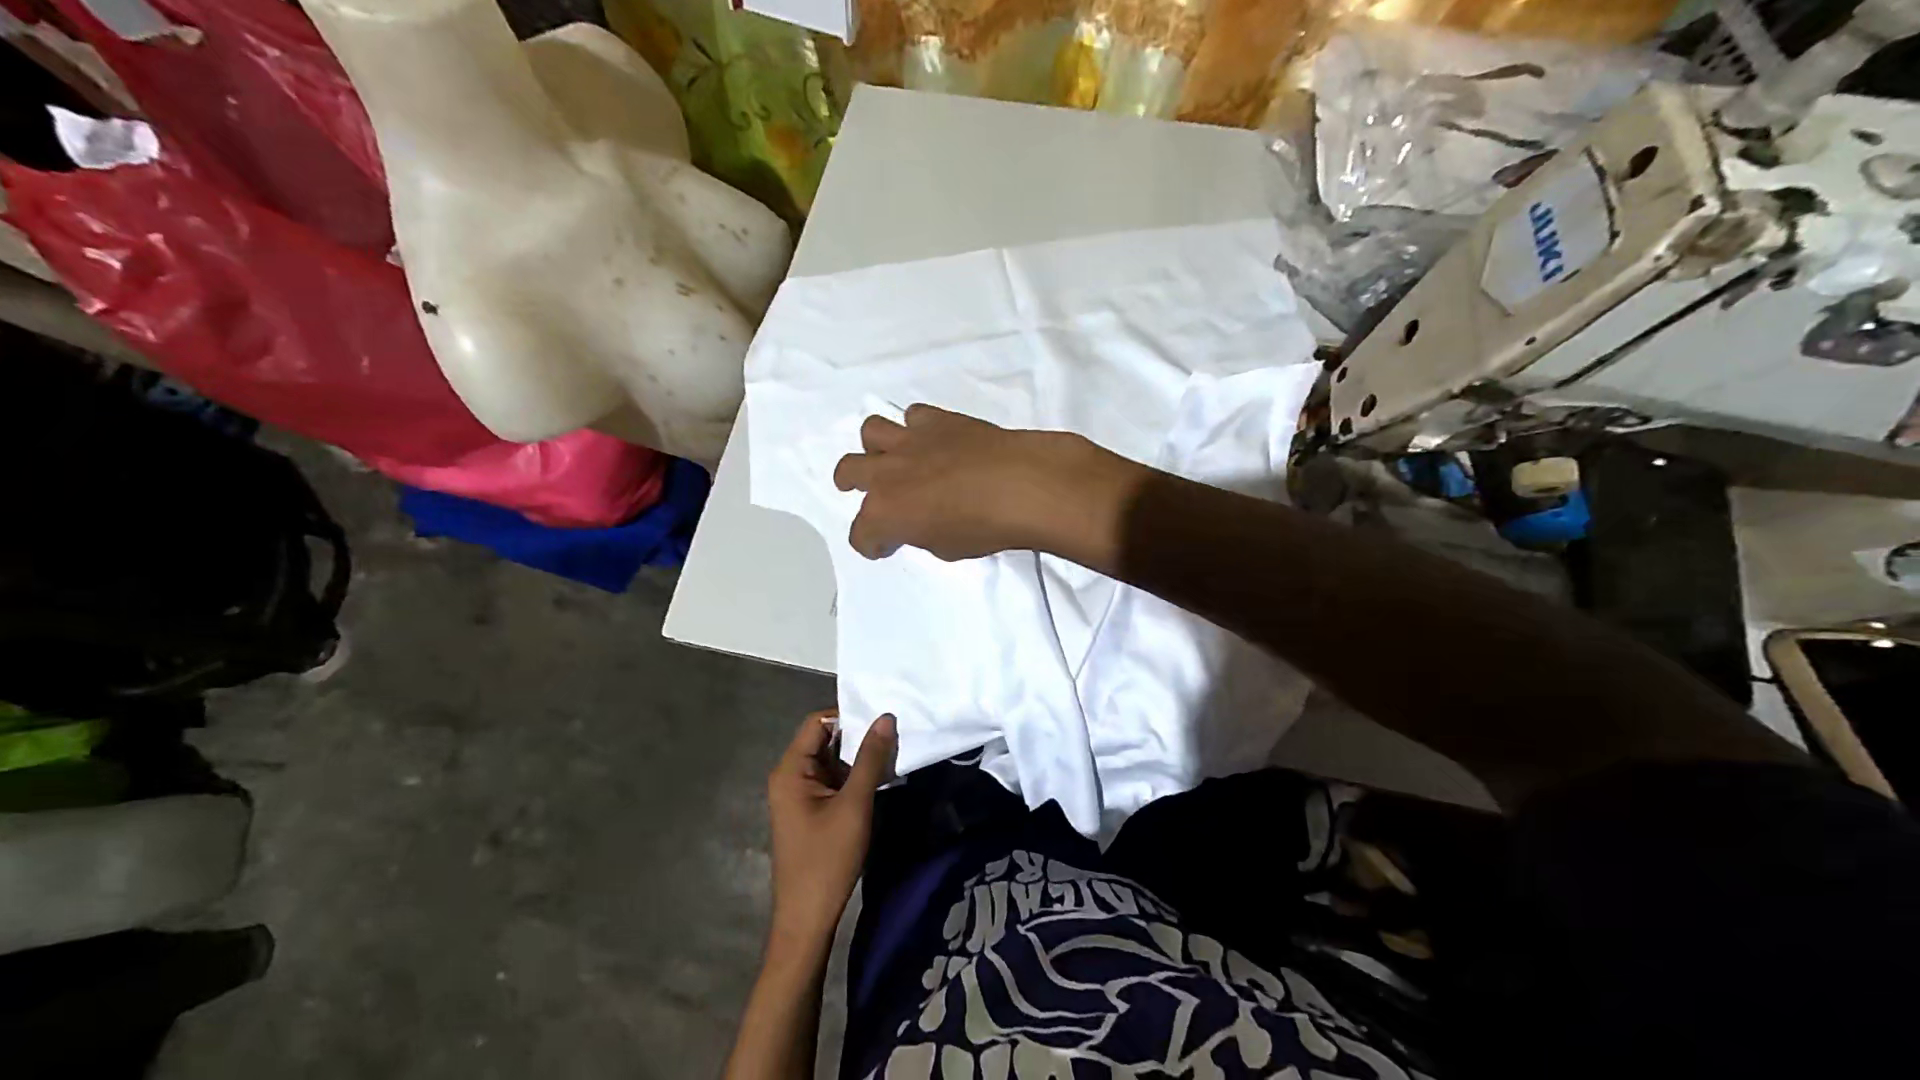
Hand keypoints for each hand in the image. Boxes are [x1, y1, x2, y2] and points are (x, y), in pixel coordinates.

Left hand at [765, 710, 895, 949]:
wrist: (808, 918)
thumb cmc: (828, 859)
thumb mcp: (855, 805)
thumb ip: (870, 759)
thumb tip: (885, 718)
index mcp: (791, 769)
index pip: (817, 723)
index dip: (849, 716)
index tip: (883, 720)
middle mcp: (790, 776)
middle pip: (825, 740)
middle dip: (858, 737)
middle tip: (895, 734)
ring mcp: (799, 795)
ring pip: (832, 761)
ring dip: (859, 759)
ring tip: (893, 754)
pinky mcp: (810, 811)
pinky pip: (832, 781)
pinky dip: (854, 778)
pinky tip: (880, 779)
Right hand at [832, 404, 1144, 563]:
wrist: (1020, 485)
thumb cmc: (986, 529)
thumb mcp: (947, 547)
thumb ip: (923, 533)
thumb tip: (923, 522)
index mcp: (885, 514)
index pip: (861, 534)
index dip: (871, 542)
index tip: (883, 545)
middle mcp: (886, 474)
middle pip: (848, 471)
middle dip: (851, 483)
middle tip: (864, 489)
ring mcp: (909, 441)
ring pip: (871, 431)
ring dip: (876, 446)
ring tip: (892, 456)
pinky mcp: (937, 419)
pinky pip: (914, 415)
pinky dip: (918, 427)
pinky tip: (933, 440)